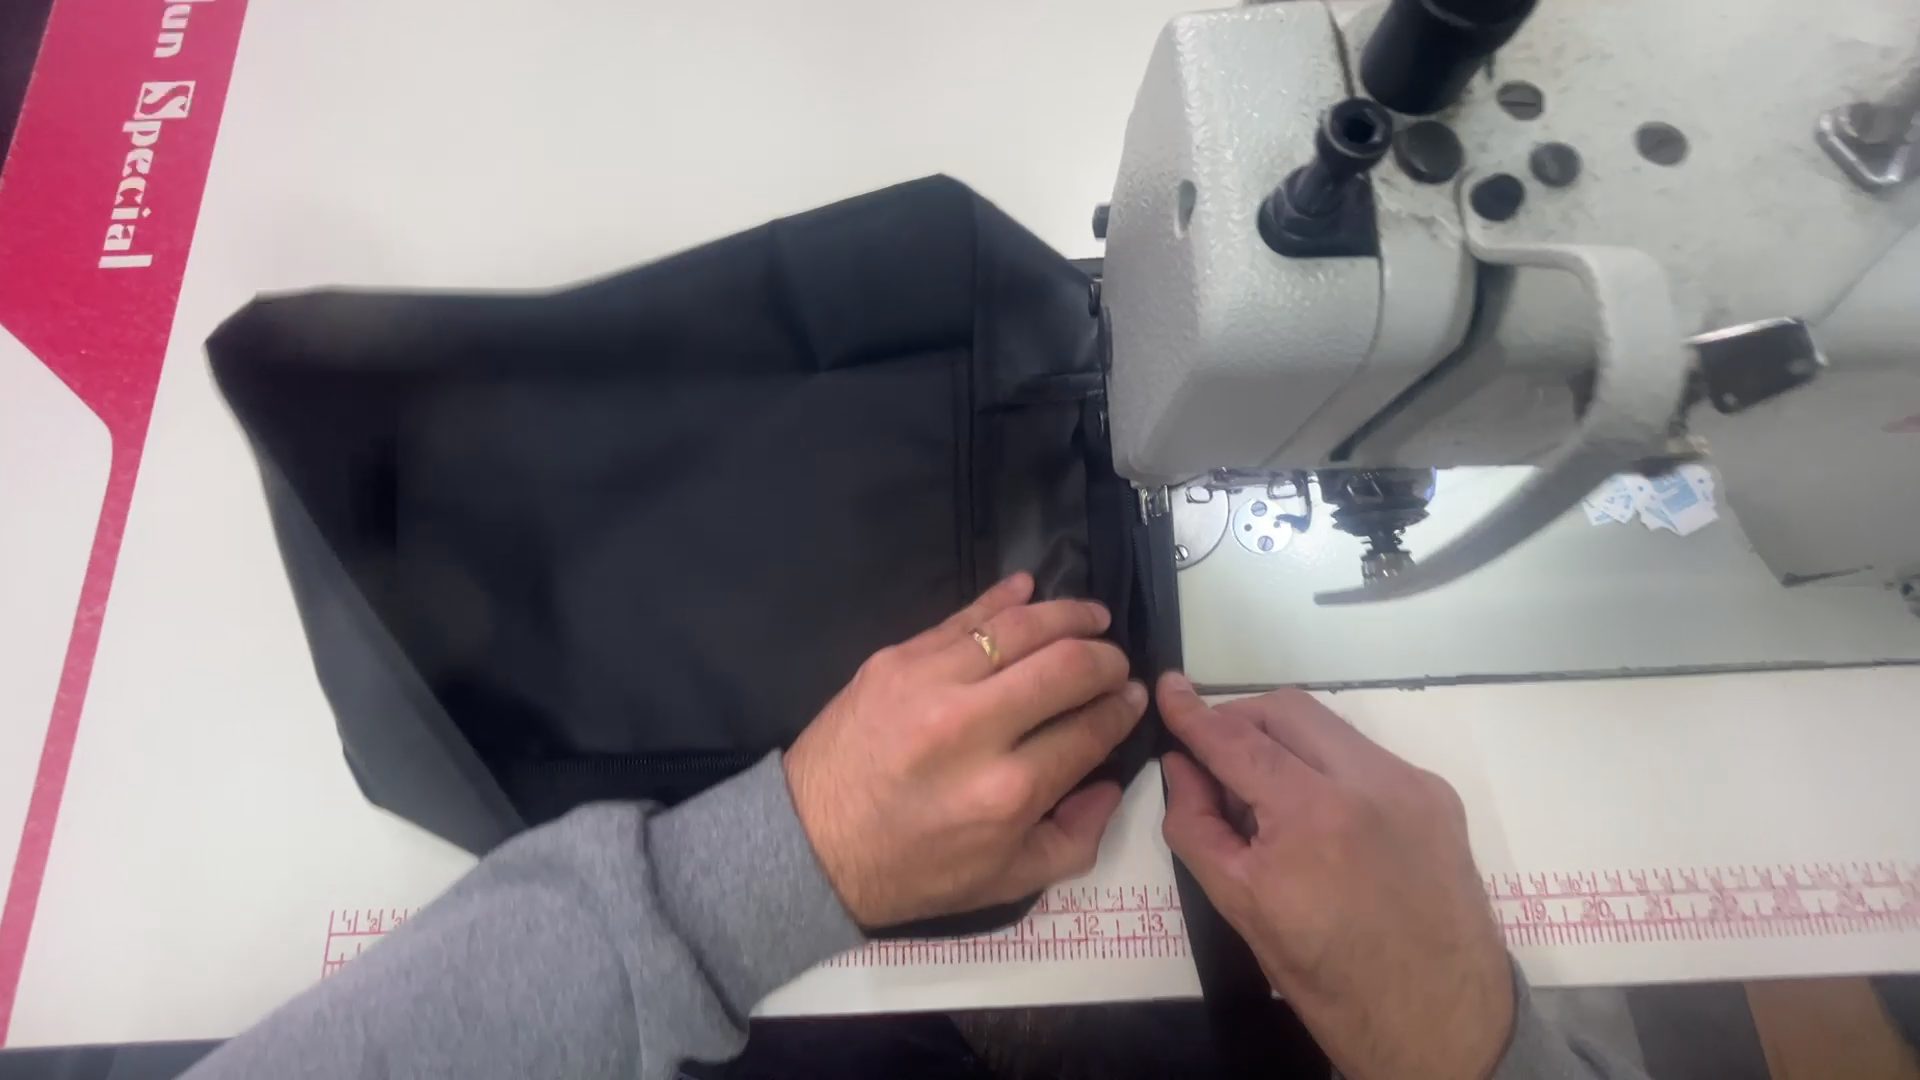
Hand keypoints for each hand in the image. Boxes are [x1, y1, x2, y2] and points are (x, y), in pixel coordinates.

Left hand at [785, 574, 1146, 927]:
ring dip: (1066, 615)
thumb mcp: (1003, 882)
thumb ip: (1075, 838)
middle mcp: (972, 728)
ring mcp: (930, 683)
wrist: (810, 842)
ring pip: (1018, 628)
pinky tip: (1029, 587)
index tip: (1132, 697)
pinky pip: (961, 617)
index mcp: (1006, 792)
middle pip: (1063, 668)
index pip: (1088, 730)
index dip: (1121, 708)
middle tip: (1115, 660)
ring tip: (1092, 616)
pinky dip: (1001, 598)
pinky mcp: (896, 658)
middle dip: (1104, 659)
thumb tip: (1113, 779)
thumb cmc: (910, 869)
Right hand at [1157, 673, 1513, 1079]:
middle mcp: (1371, 783)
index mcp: (1314, 817)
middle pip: (1285, 709)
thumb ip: (1194, 822)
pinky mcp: (1437, 796)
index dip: (1194, 712)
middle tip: (1213, 756)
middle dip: (1238, 718)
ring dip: (1280, 739)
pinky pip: (1359, 754)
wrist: (1447, 1034)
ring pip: (1324, 724)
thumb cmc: (1329, 979)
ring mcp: (1413, 785)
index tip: (1167, 687)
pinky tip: (1316, 813)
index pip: (1236, 740)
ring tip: (1265, 793)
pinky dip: (1321, 764)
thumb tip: (1180, 764)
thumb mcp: (1238, 905)